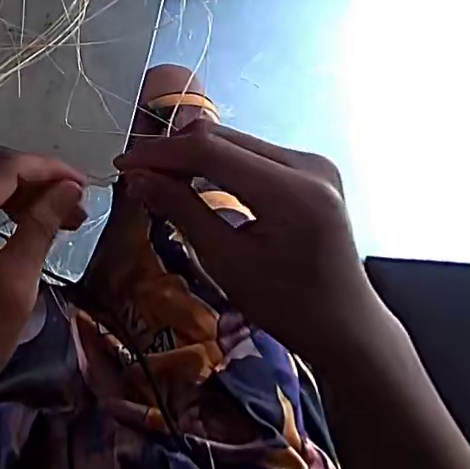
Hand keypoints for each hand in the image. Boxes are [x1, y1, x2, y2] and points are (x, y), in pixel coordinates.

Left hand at [0, 154, 86, 427]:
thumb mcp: (15, 283)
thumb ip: (41, 226)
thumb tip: (70, 187)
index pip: (5, 169)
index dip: (49, 170)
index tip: (86, 184)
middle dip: (41, 185)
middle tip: (82, 207)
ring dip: (29, 199)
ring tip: (70, 218)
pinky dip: (10, 212)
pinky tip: (38, 226)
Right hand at [116, 120, 395, 367]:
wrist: (346, 329)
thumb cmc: (287, 307)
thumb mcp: (226, 261)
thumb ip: (181, 210)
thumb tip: (137, 177)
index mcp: (294, 192)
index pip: (211, 150)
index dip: (160, 153)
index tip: (123, 164)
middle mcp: (308, 165)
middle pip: (221, 139)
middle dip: (171, 152)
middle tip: (135, 174)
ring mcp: (311, 164)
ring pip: (231, 142)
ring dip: (189, 156)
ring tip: (157, 178)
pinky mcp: (307, 171)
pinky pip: (247, 154)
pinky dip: (212, 163)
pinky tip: (190, 180)